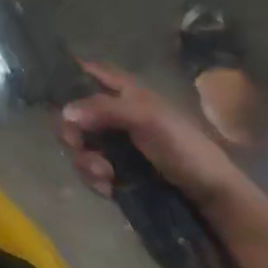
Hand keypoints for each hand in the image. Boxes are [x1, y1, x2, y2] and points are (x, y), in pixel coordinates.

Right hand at [55, 62, 254, 209]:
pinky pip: (90, 167)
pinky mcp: (116, 168)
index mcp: (122, 89)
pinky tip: (109, 187)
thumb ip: (104, 109)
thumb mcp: (146, 118)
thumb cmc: (184, 146)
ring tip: (104, 176)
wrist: (214, 196)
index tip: (53, 96)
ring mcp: (114, 141)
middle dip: (72, 132)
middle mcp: (113, 111)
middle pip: (73, 111)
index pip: (86, 71)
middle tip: (79, 145)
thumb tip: (64, 113)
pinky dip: (95, 178)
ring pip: (79, 142)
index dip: (66, 77)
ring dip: (85, 160)